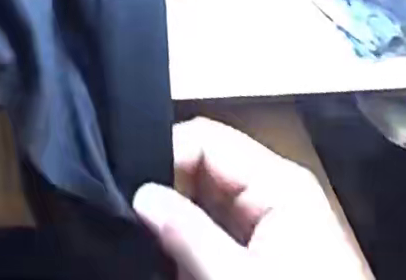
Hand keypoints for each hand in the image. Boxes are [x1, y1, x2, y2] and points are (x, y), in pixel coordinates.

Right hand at [133, 118, 371, 279]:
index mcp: (277, 180)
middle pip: (207, 168)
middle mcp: (274, 191)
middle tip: (128, 218)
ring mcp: (272, 224)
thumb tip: (141, 194)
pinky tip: (170, 262)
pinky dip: (193, 246)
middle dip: (168, 190)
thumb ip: (188, 233)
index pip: (209, 139)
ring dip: (177, 222)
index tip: (127, 189)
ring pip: (208, 203)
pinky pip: (219, 234)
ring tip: (142, 240)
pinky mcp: (267, 257)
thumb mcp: (238, 279)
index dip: (166, 154)